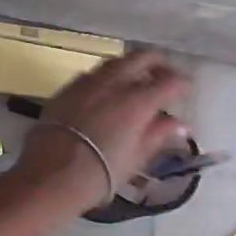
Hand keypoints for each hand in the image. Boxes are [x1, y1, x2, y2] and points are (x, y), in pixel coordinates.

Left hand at [9, 51, 188, 215]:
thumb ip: (157, 135)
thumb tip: (177, 124)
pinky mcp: (62, 92)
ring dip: (128, 67)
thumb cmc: (99, 174)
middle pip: (140, 58)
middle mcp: (111, 84)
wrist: (49, 176)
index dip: (182, 84)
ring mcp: (84, 85)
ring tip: (135, 82)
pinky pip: (89, 76)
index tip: (186, 89)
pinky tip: (105, 93)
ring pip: (112, 64)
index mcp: (137, 101)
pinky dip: (103, 78)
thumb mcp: (136, 158)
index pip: (169, 82)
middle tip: (164, 75)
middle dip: (157, 63)